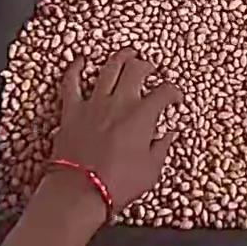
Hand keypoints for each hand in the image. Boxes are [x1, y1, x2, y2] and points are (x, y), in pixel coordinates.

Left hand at [50, 49, 182, 210]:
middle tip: (150, 67)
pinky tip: (79, 60)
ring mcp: (94, 104)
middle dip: (147, 65)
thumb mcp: (152, 169)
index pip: (164, 92)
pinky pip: (72, 82)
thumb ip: (162, 147)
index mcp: (143, 115)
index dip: (173, 92)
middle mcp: (120, 103)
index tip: (175, 98)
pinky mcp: (72, 111)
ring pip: (109, 69)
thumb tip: (169, 134)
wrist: (79, 191)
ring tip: (126, 53)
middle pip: (136, 70)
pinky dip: (75, 68)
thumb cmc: (119, 183)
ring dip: (120, 58)